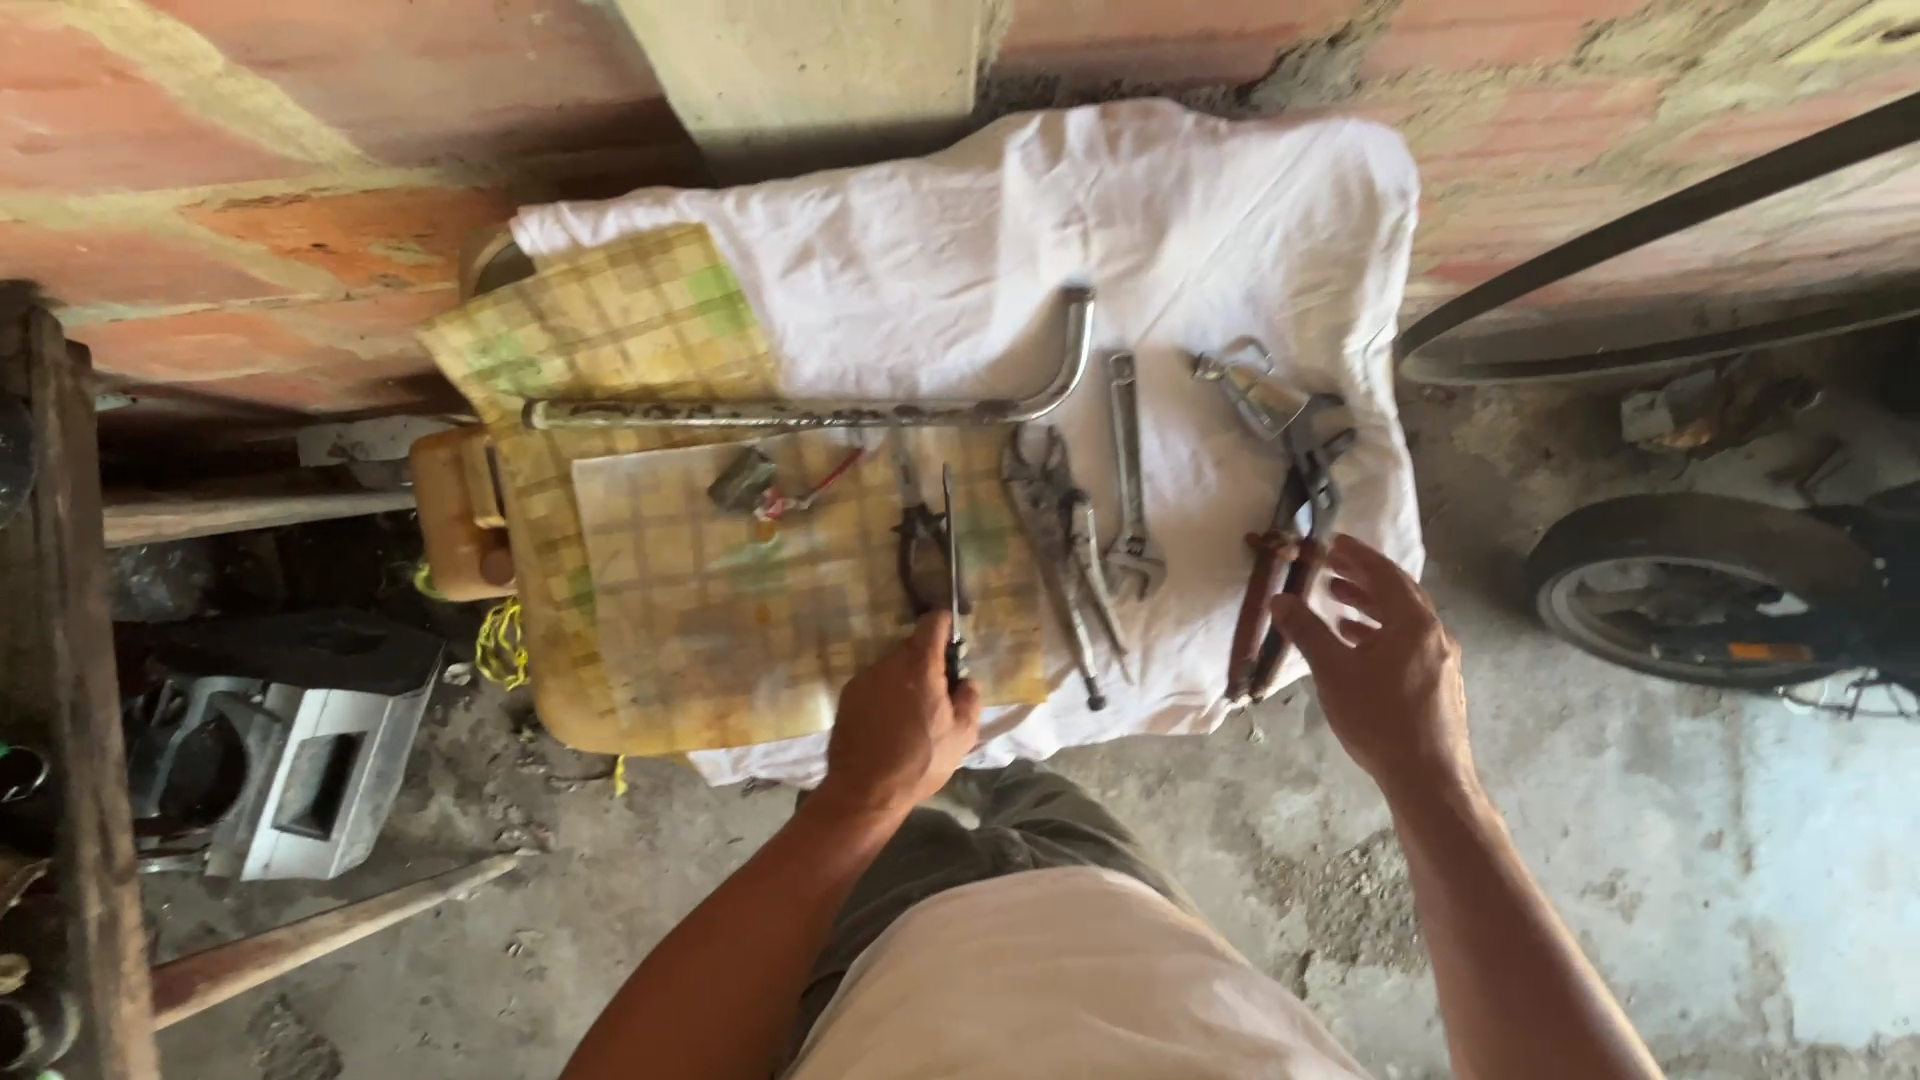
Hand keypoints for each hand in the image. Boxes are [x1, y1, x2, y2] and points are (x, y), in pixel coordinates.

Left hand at [814, 612, 980, 818]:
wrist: (864, 790)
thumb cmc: (920, 761)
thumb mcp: (962, 736)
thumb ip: (970, 700)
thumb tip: (966, 681)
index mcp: (920, 666)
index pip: (932, 623)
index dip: (945, 626)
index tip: (953, 641)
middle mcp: (888, 663)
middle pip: (912, 646)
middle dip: (928, 661)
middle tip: (938, 691)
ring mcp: (864, 678)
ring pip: (892, 666)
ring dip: (905, 678)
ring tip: (912, 713)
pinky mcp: (847, 695)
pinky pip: (874, 683)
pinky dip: (885, 693)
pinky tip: (889, 722)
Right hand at [1270, 535, 1475, 800]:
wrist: (1428, 777)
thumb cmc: (1379, 718)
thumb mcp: (1333, 671)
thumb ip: (1306, 631)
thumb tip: (1280, 599)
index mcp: (1413, 624)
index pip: (1385, 575)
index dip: (1358, 556)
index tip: (1334, 542)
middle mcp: (1434, 635)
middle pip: (1398, 594)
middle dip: (1364, 577)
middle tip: (1332, 565)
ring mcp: (1441, 660)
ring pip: (1403, 620)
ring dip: (1370, 605)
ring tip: (1337, 600)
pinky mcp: (1438, 683)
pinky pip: (1407, 642)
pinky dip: (1380, 631)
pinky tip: (1357, 643)